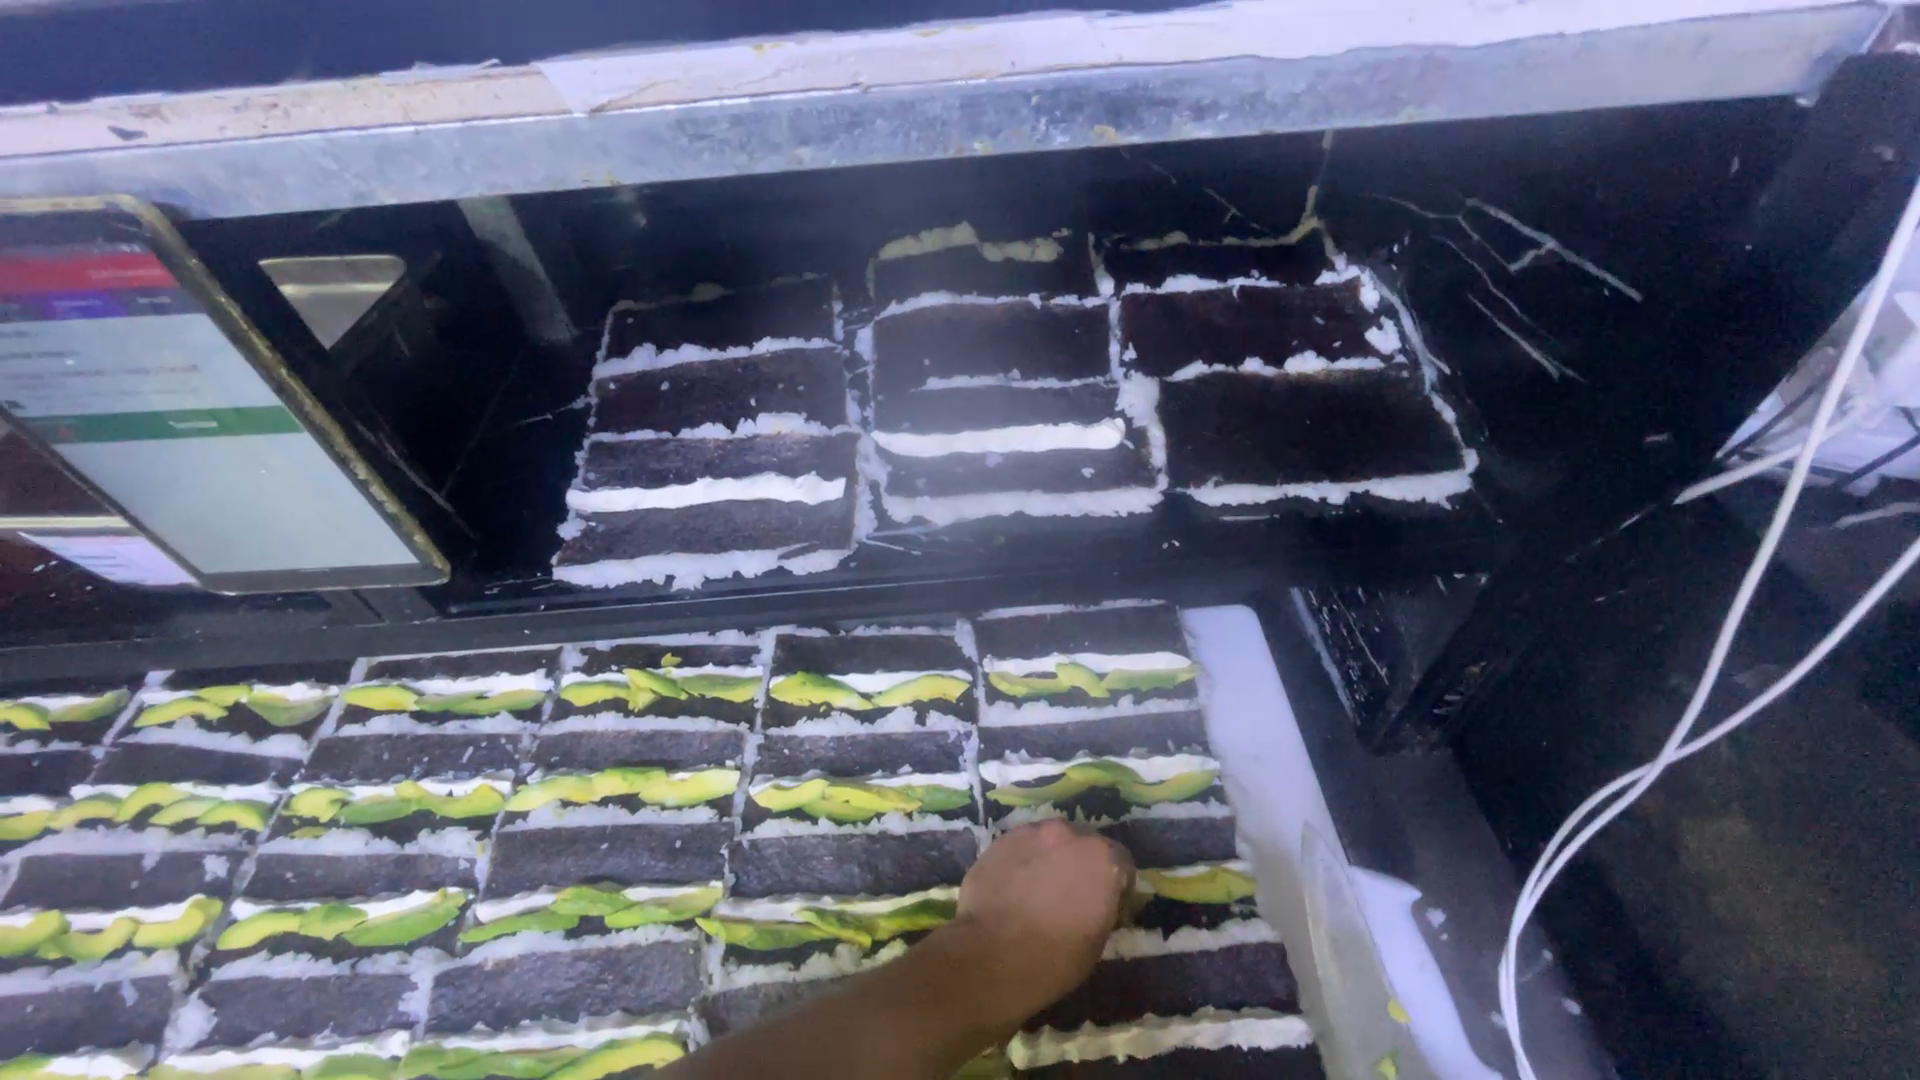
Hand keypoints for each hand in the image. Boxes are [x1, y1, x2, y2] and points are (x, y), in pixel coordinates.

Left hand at [943, 819, 1134, 1026]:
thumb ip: (1103, 903)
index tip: (1108, 900)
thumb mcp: (1098, 938)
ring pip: (1049, 840)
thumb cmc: (1055, 957)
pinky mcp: (1000, 840)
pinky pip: (1021, 847)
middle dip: (1081, 863)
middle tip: (1071, 892)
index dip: (1117, 881)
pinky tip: (1014, 886)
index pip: (1121, 861)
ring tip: (1039, 887)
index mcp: (1101, 857)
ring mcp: (1030, 833)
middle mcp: (1067, 833)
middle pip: (1083, 843)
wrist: (993, 956)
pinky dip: (1023, 861)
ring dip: (1051, 857)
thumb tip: (1097, 897)